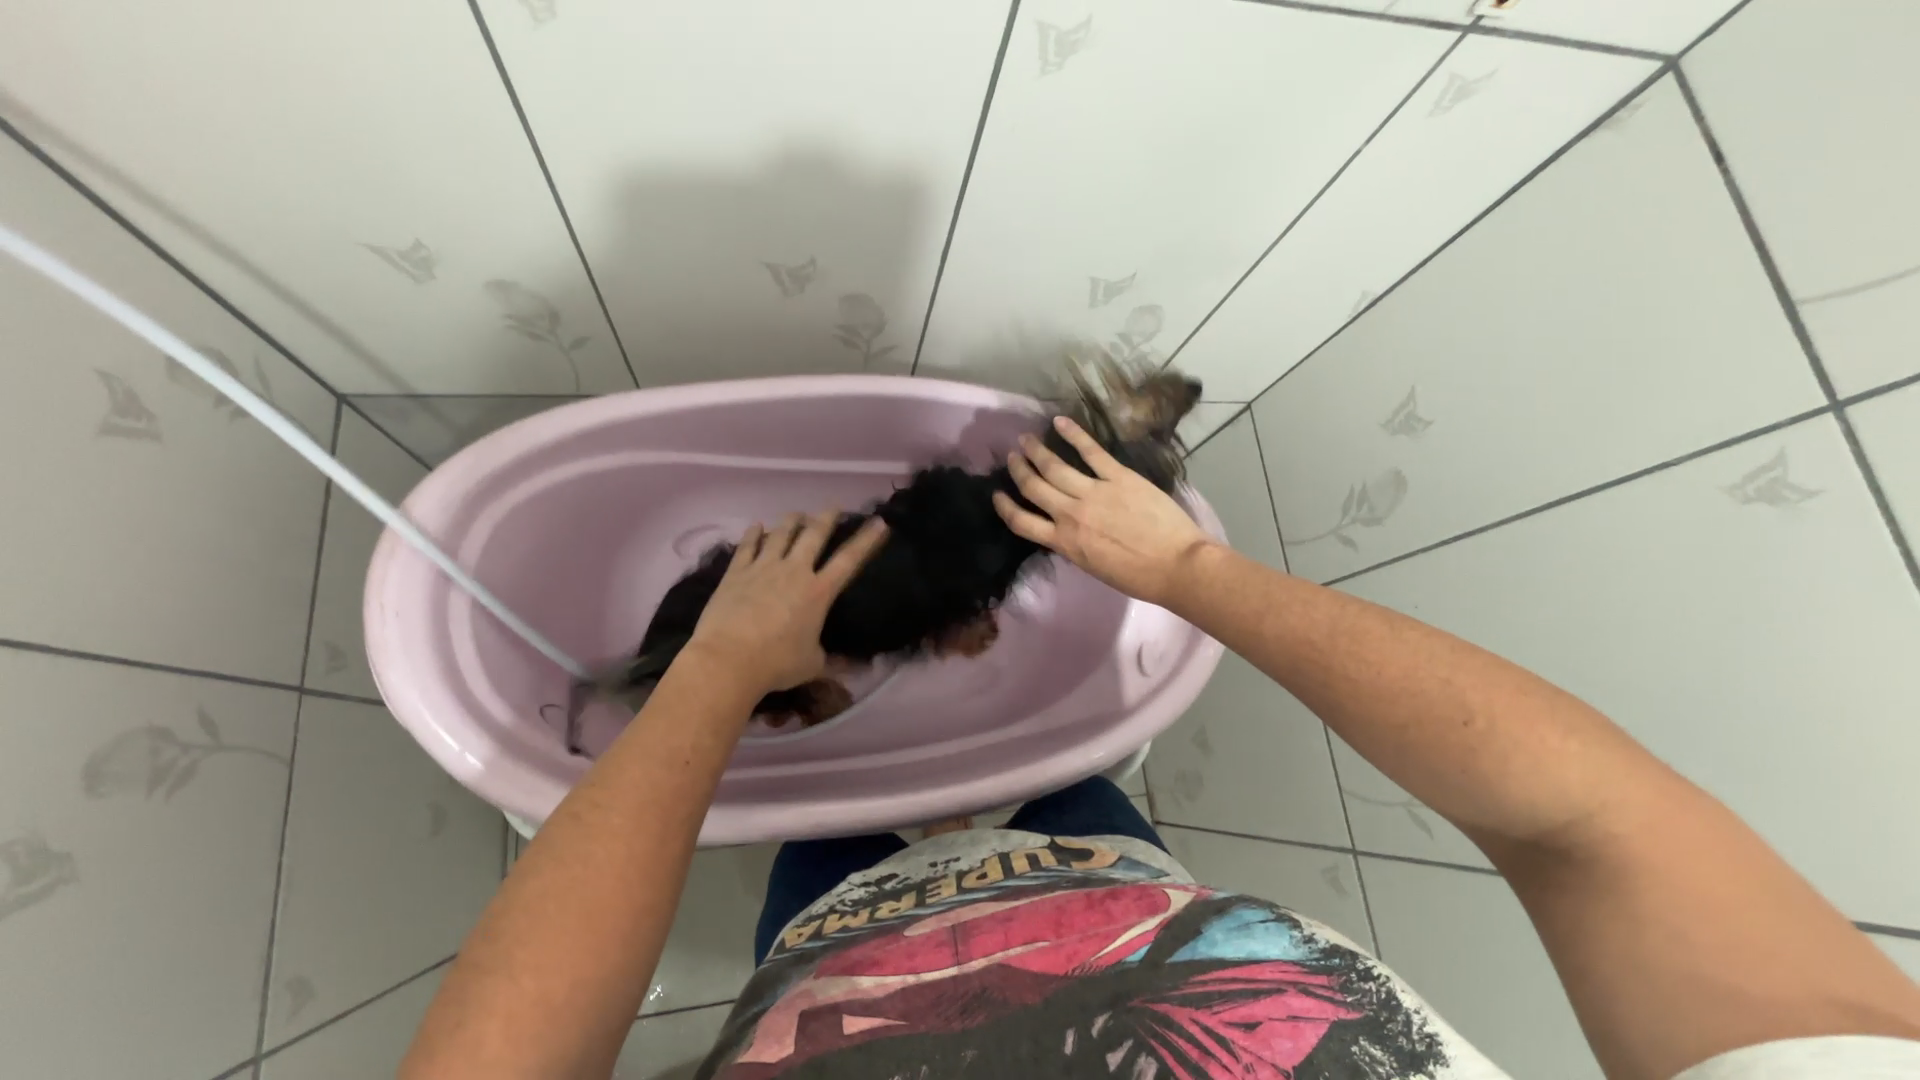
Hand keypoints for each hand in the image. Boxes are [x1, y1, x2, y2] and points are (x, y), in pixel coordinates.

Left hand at [682, 512, 887, 693]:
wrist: (728, 659)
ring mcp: (763, 568)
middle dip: (826, 518)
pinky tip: (757, 526)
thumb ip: (833, 660)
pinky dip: (754, 533)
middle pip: (814, 535)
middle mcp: (794, 571)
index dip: (867, 540)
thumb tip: (854, 668)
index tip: (878, 522)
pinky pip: (748, 546)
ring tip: (797, 514)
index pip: (849, 559)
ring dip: (792, 521)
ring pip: (781, 534)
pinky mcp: (736, 572)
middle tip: (834, 507)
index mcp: (819, 592)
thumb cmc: (776, 663)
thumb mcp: (813, 665)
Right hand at [993, 416, 1216, 606]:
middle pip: (1034, 488)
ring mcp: (1094, 493)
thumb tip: (1066, 531)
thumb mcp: (1094, 568)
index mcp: (1065, 543)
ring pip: (1055, 467)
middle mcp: (1071, 515)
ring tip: (1026, 439)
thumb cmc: (1139, 577)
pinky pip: (1091, 451)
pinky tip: (1060, 422)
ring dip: (1036, 451)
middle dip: (1019, 470)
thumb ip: (1075, 546)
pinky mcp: (1119, 477)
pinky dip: (1073, 434)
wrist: (1176, 565)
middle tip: (1012, 456)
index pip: (1022, 523)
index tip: (998, 495)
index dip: (1006, 507)